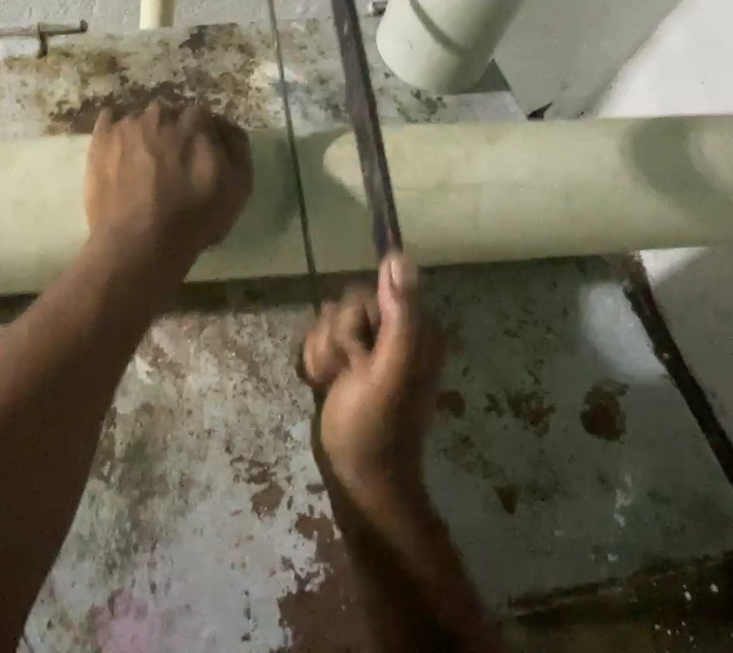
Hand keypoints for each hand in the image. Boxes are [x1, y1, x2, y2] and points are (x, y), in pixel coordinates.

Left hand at [84, 100, 253, 266]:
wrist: (139, 244)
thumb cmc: (195, 218)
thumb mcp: (239, 186)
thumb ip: (236, 146)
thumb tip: (223, 128)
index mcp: (197, 120)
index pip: (204, 119)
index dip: (203, 141)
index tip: (200, 162)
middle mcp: (162, 113)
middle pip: (172, 117)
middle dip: (174, 136)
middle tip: (172, 168)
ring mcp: (127, 124)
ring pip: (142, 121)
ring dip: (146, 137)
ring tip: (143, 168)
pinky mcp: (100, 138)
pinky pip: (109, 122)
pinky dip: (116, 134)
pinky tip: (119, 155)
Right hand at [300, 254, 444, 507]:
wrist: (358, 477)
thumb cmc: (377, 426)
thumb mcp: (392, 368)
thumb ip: (400, 312)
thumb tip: (399, 255)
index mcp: (417, 328)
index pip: (374, 290)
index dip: (359, 319)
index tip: (363, 352)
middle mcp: (394, 331)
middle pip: (346, 303)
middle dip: (338, 338)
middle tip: (350, 372)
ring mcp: (367, 347)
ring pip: (326, 319)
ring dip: (323, 352)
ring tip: (335, 383)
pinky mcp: (344, 359)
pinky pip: (317, 337)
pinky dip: (315, 361)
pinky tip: (324, 385)